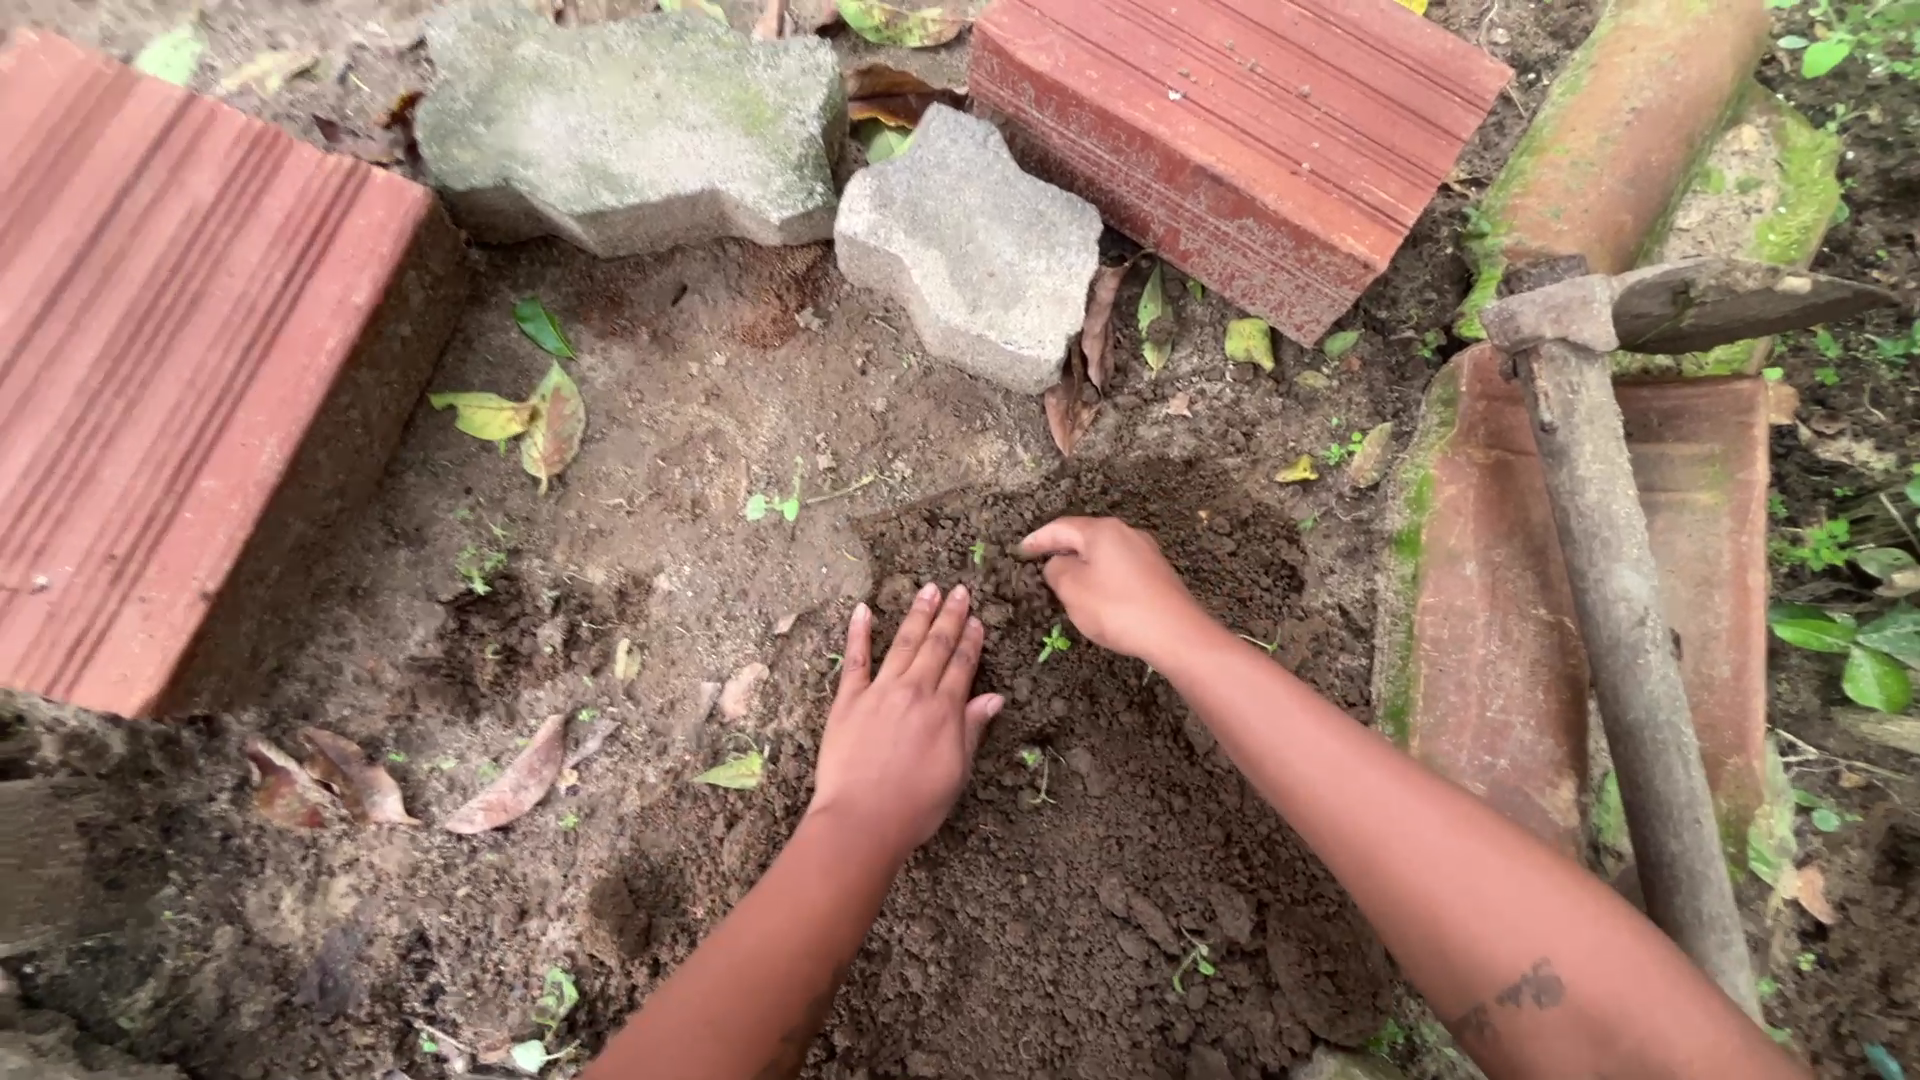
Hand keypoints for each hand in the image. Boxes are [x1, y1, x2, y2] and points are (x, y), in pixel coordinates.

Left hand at [807, 584, 1003, 862]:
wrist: (862, 820)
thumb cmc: (915, 805)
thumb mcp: (956, 771)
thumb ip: (972, 728)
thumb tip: (994, 697)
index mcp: (944, 710)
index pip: (962, 664)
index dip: (971, 640)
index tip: (977, 619)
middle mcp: (914, 691)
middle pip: (936, 645)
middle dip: (950, 616)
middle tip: (958, 591)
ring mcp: (879, 692)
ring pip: (903, 643)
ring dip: (917, 615)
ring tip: (928, 590)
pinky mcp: (847, 700)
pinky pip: (855, 659)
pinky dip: (859, 633)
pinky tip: (864, 610)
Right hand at [1020, 516, 1212, 666]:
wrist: (1176, 634)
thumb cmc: (1117, 608)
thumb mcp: (1072, 589)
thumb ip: (1055, 570)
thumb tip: (1057, 564)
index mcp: (1102, 531)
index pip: (1060, 527)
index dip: (1037, 539)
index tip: (1020, 550)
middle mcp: (1126, 533)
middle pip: (1084, 537)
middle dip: (1060, 551)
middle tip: (1039, 566)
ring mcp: (1145, 552)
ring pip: (1103, 554)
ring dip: (1082, 566)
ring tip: (1065, 584)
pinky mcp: (1156, 573)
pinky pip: (1119, 568)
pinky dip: (1101, 577)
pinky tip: (1096, 596)